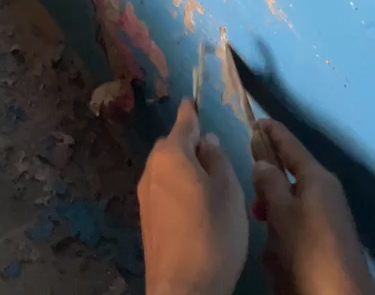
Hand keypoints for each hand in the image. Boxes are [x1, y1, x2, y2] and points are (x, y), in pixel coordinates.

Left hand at [139, 99, 248, 294]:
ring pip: (168, 169)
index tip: (192, 98)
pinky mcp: (146, 220)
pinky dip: (178, 189)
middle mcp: (152, 169)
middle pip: (173, 145)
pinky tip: (195, 207)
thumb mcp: (228, 190)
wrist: (183, 290)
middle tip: (215, 156)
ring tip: (210, 185)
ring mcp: (145, 195)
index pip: (184, 122)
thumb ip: (218, 158)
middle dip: (191, 145)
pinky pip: (164, 190)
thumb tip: (207, 141)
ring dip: (185, 169)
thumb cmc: (212, 233)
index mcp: (171, 154)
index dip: (191, 110)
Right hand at [251, 118, 374, 294]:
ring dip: (276, 218)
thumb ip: (270, 183)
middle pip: (290, 177)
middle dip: (269, 190)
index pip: (291, 145)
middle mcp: (326, 192)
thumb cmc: (310, 249)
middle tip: (254, 205)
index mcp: (317, 178)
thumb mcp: (283, 213)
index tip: (256, 120)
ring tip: (266, 237)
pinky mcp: (328, 241)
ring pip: (291, 206)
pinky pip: (299, 228)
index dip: (273, 132)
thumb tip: (262, 161)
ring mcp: (328, 217)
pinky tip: (278, 257)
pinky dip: (285, 236)